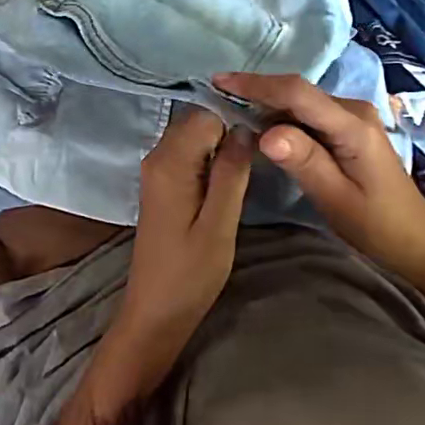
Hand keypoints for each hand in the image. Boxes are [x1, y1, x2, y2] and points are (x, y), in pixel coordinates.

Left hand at [98, 106, 252, 404]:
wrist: (155, 311)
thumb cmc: (190, 274)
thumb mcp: (220, 224)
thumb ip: (231, 172)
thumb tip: (246, 127)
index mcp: (169, 162)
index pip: (207, 113)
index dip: (238, 115)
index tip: (269, 127)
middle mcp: (158, 156)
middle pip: (199, 118)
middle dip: (232, 123)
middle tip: (266, 140)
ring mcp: (157, 168)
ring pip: (195, 132)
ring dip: (224, 138)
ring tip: (256, 153)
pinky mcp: (162, 181)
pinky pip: (189, 150)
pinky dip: (212, 152)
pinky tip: (233, 168)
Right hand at [214, 73, 424, 285]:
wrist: (417, 239)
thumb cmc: (378, 225)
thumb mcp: (337, 199)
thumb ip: (304, 162)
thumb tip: (265, 133)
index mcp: (353, 126)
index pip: (297, 93)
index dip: (257, 85)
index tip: (220, 83)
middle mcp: (353, 110)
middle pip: (297, 92)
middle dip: (255, 92)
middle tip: (216, 99)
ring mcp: (352, 116)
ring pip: (300, 102)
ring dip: (266, 105)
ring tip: (229, 111)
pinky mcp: (347, 127)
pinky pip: (308, 114)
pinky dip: (281, 117)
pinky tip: (259, 127)